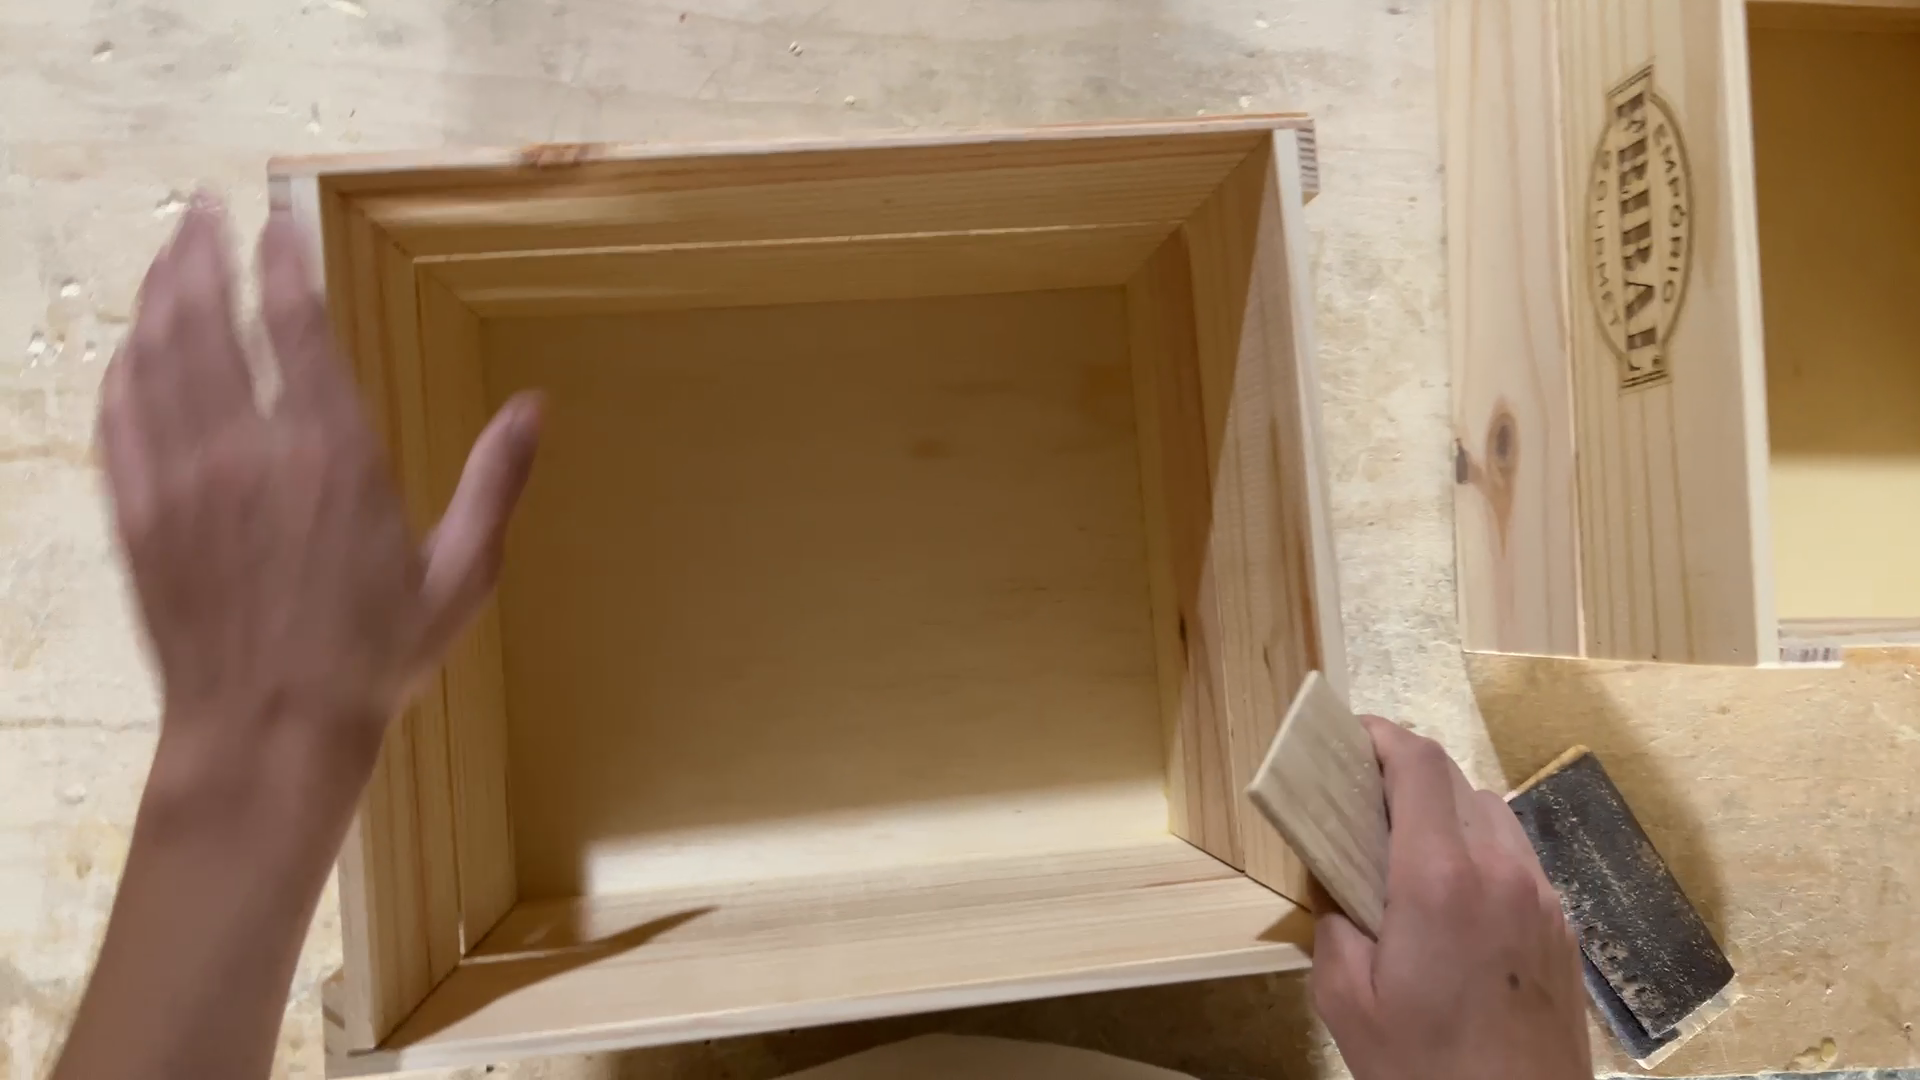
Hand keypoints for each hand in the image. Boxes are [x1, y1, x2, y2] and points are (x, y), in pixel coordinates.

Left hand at [99, 191, 540, 780]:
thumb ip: (497, 479)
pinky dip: (118, 361)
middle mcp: (246, 450)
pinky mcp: (133, 510)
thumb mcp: (467, 568)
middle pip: (208, 322)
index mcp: (335, 458)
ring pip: (151, 354)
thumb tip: (536, 407)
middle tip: (205, 208)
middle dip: (204, 253)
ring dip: (156, 290)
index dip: (285, 266)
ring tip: (166, 248)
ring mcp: (176, 477)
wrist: (271, 726)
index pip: (297, 331)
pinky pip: (113, 412)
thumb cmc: (385, 647)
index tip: (276, 218)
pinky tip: (126, 341)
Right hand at [1311, 718, 1591, 1079]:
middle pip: (1452, 776)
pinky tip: (1449, 885)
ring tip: (1401, 835)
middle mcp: (1499, 871)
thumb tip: (1339, 880)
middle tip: (1358, 789)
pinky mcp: (1562, 927)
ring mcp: (1541, 898)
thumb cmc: (1422, 1067)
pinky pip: (1513, 851)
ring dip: (1440, 801)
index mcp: (1439, 878)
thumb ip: (1331, 918)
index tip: (1347, 734)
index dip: (1381, 733)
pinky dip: (1473, 838)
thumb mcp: (1343, 994)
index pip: (1418, 765)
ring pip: (1488, 808)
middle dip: (1401, 766)